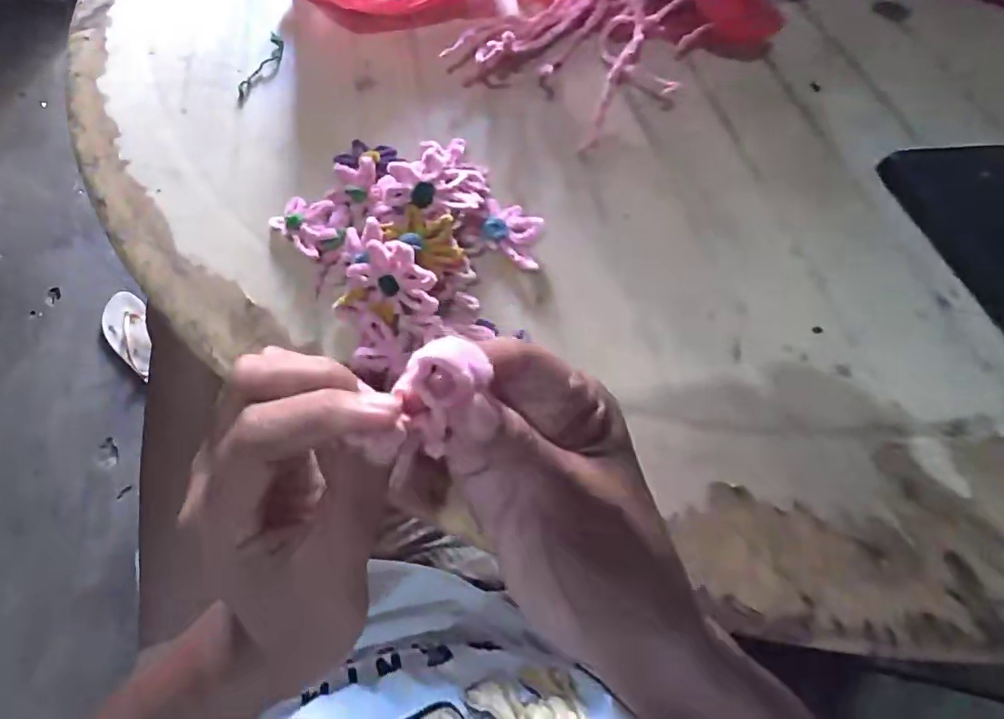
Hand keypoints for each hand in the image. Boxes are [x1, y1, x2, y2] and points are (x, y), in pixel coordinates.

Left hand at [178, 348, 401, 710]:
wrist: (267, 638)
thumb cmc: (299, 623)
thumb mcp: (336, 578)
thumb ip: (358, 496)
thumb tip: (390, 424)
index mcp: (218, 511)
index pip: (254, 435)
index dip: (321, 413)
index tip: (386, 415)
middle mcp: (209, 463)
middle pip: (246, 384)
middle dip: (317, 378)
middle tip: (377, 405)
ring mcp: (223, 442)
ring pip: (259, 373)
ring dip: (319, 375)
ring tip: (367, 405)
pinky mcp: (249, 432)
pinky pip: (277, 386)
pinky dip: (319, 383)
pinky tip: (351, 407)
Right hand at [391, 340, 810, 718]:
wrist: (619, 644)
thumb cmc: (610, 565)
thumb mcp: (563, 500)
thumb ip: (507, 443)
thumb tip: (452, 387)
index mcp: (571, 399)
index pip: (512, 360)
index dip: (466, 364)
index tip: (420, 382)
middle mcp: (532, 408)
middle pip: (472, 379)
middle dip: (432, 390)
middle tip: (390, 411)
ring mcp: (502, 440)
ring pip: (449, 410)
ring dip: (417, 419)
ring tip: (383, 434)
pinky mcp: (479, 472)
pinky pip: (441, 447)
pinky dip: (417, 449)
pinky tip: (392, 456)